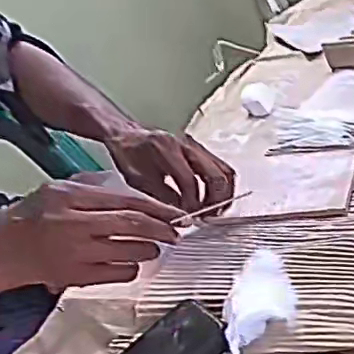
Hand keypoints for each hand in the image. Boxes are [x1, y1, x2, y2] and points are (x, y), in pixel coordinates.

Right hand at [0, 180, 182, 288]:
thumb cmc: (34, 219)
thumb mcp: (60, 192)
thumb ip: (100, 189)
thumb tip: (146, 198)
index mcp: (67, 197)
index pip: (128, 200)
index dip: (160, 209)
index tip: (179, 215)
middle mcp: (71, 223)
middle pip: (135, 225)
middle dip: (163, 230)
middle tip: (174, 234)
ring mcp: (75, 252)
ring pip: (135, 251)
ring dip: (149, 249)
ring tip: (147, 247)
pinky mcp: (78, 276)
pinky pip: (124, 272)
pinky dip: (132, 267)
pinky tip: (124, 261)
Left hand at [101, 123, 235, 213]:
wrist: (127, 136)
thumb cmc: (128, 155)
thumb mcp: (138, 180)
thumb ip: (163, 197)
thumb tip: (185, 215)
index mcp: (165, 148)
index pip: (190, 181)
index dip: (193, 203)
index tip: (190, 217)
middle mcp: (186, 145)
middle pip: (216, 176)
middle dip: (215, 201)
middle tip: (208, 216)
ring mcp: (199, 147)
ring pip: (226, 173)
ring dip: (224, 195)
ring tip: (215, 210)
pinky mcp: (205, 152)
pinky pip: (224, 170)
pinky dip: (224, 187)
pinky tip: (216, 199)